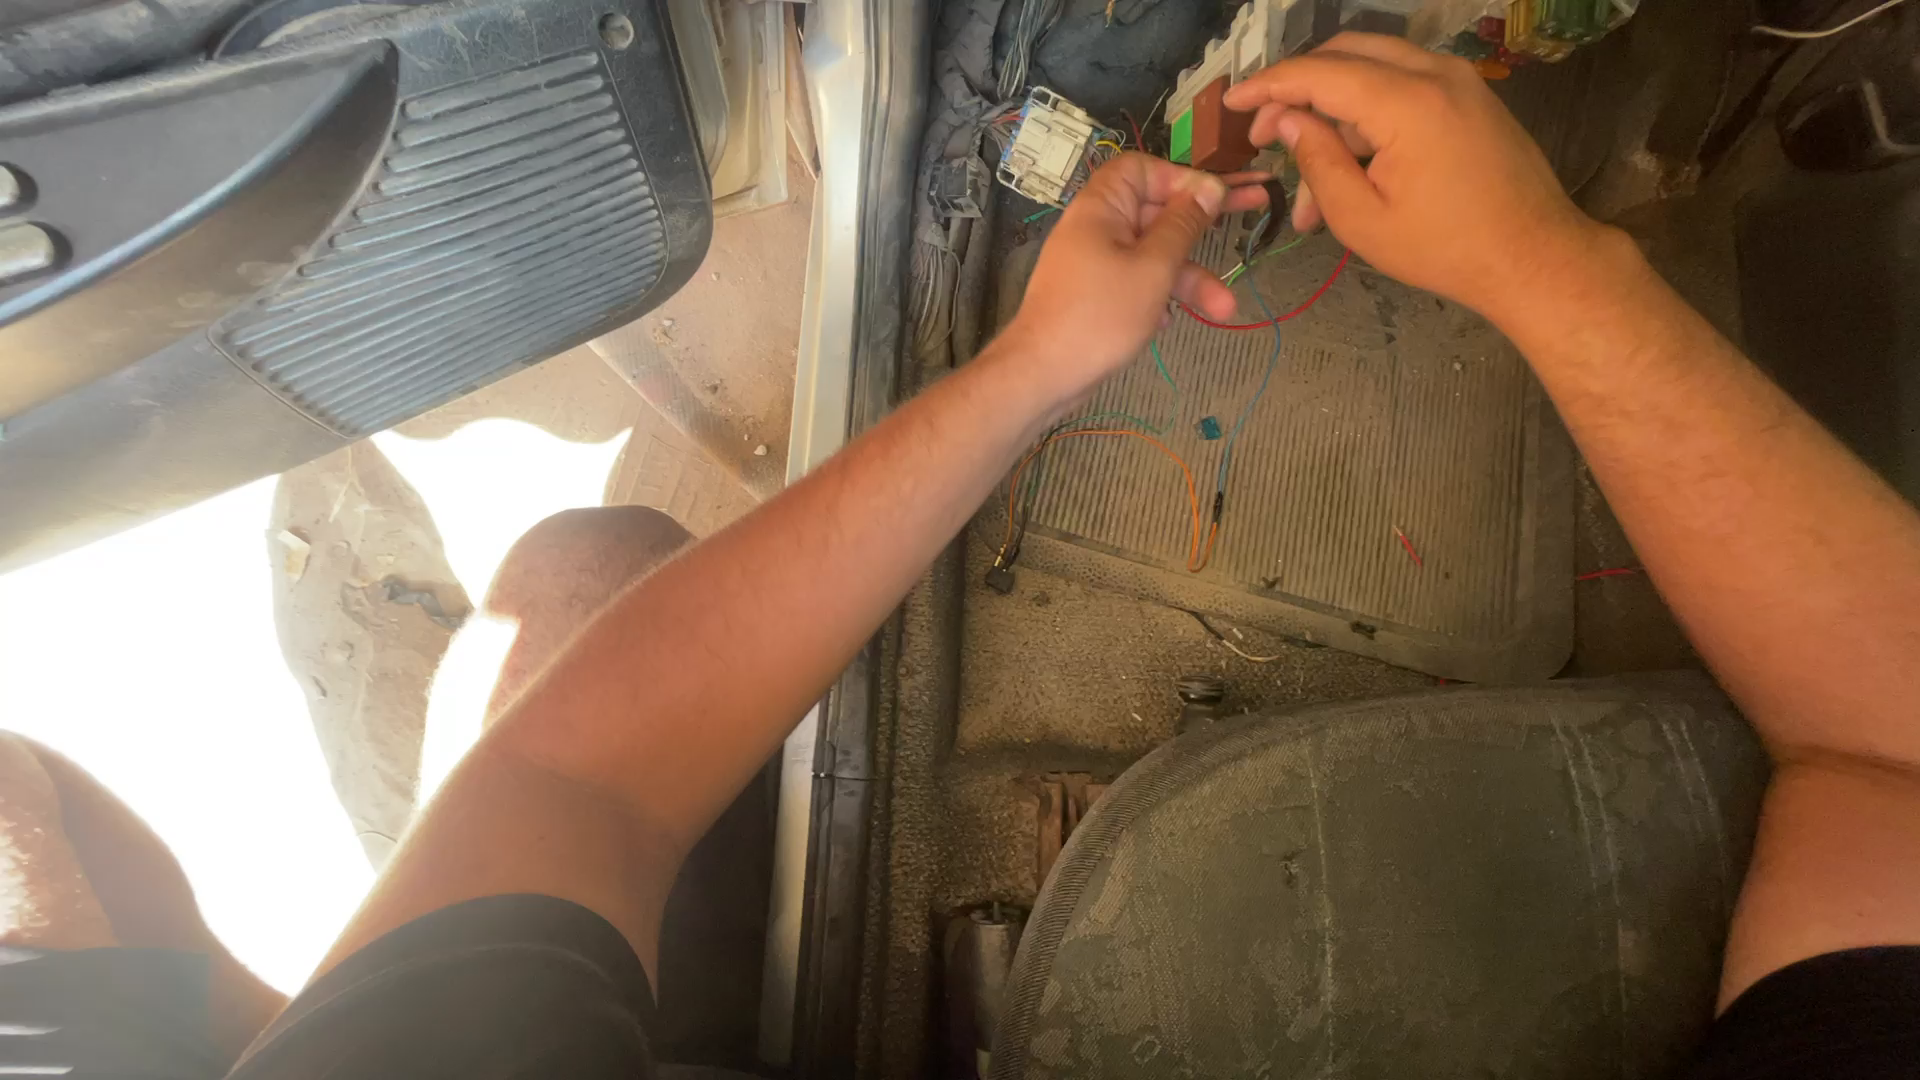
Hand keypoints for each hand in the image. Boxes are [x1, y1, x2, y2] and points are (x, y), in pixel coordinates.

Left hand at [997, 153, 1266, 408]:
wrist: (1041, 375)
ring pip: (1149, 258)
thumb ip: (1184, 225)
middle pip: (1156, 215)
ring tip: (1225, 309)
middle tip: (1257, 210)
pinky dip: (1155, 299)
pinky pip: (1132, 285)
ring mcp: (1091, 266)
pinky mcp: (1092, 299)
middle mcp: (1094, 229)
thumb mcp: (1153, 267)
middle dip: (1202, 230)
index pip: (1145, 170)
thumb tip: (1209, 186)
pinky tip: (1170, 323)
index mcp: (1102, 207)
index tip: (1219, 195)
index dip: (1183, 178)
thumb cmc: (1099, 316)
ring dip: (1187, 280)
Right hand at [1224, 33, 1615, 322]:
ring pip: (1372, 71)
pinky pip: (1399, 90)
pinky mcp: (1465, 97)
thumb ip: (1319, 162)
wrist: (1528, 253)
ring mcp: (1455, 80)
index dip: (1269, 85)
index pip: (1321, 74)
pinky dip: (1361, 121)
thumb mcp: (1360, 217)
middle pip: (1346, 53)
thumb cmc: (1439, 247)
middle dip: (1296, 89)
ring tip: (1304, 188)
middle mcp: (1433, 73)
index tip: (1232, 102)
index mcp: (1406, 103)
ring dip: (1329, 115)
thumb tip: (1288, 122)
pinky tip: (1343, 173)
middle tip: (1263, 136)